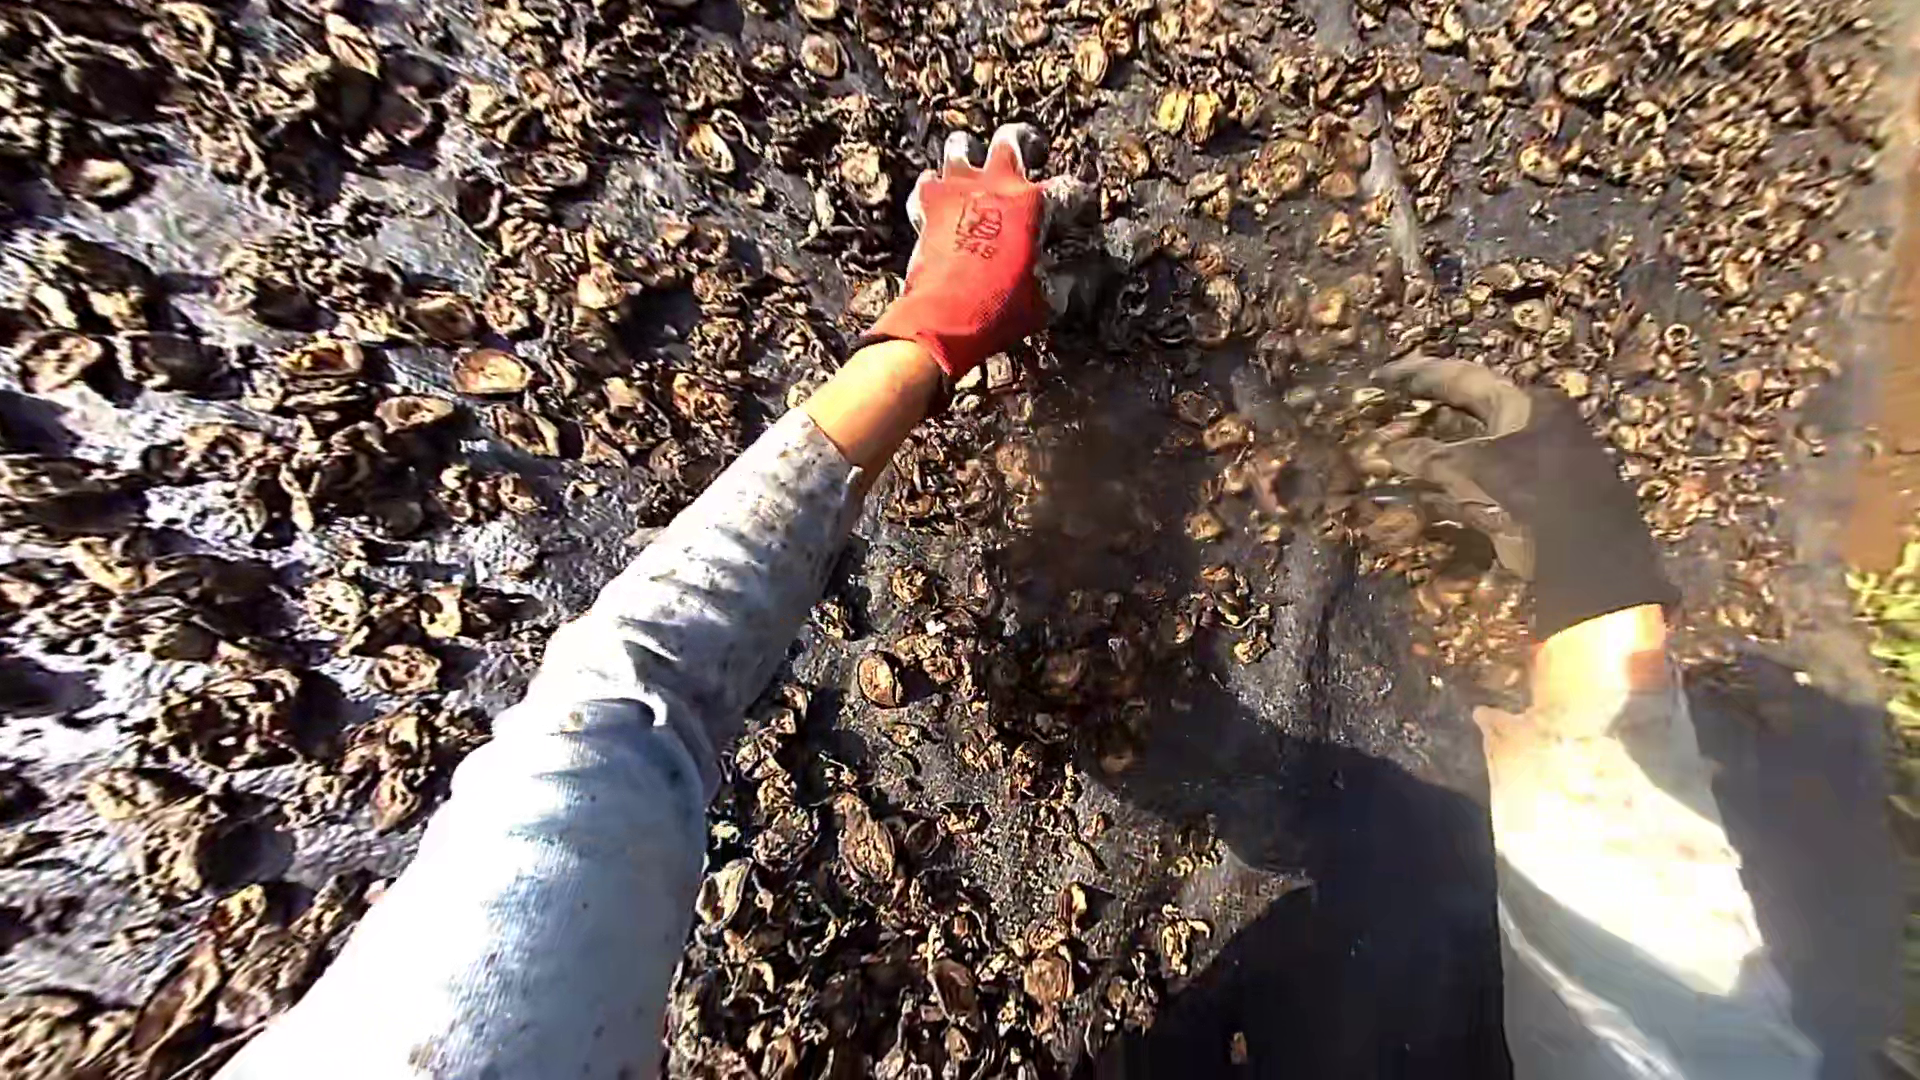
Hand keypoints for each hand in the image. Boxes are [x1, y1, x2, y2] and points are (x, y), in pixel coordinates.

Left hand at [866, 124, 1087, 380]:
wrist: (943, 320)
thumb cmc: (997, 311)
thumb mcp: (1043, 303)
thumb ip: (1064, 282)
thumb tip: (1076, 277)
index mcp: (1033, 204)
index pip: (1069, 191)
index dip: (1080, 204)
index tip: (1081, 216)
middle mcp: (996, 184)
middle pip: (1013, 140)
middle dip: (1026, 144)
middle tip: (1031, 157)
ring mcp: (958, 190)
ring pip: (961, 147)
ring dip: (970, 157)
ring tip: (976, 175)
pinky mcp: (927, 207)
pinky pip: (928, 185)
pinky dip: (935, 194)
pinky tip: (940, 207)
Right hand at [1374, 357, 1676, 639]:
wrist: (1580, 550)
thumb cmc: (1532, 489)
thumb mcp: (1470, 464)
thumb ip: (1425, 454)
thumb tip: (1387, 449)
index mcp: (1523, 405)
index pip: (1462, 378)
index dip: (1418, 375)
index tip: (1381, 375)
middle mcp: (1520, 428)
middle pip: (1459, 411)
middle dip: (1418, 410)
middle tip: (1381, 404)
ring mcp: (1513, 464)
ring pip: (1454, 449)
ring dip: (1417, 453)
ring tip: (1380, 450)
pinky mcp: (1504, 497)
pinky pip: (1456, 486)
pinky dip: (1427, 489)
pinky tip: (1397, 493)